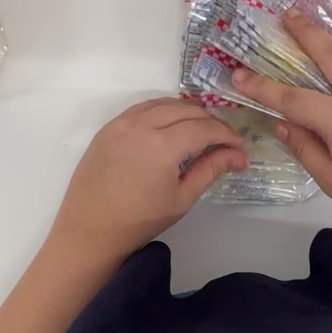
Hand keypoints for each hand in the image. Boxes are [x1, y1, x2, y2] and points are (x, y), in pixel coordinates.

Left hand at [47, 97, 249, 262]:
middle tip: (222, 139)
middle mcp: (142, 125)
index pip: (204, 128)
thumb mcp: (182, 197)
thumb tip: (240, 157)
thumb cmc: (140, 220)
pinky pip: (141, 108)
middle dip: (209, 121)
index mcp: (162, 144)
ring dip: (186, 111)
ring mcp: (121, 123)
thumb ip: (211, 170)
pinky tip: (169, 125)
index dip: (226, 134)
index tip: (238, 145)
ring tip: (199, 129)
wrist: (91, 229)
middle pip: (186, 110)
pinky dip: (161, 110)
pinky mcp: (108, 128)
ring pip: (163, 103)